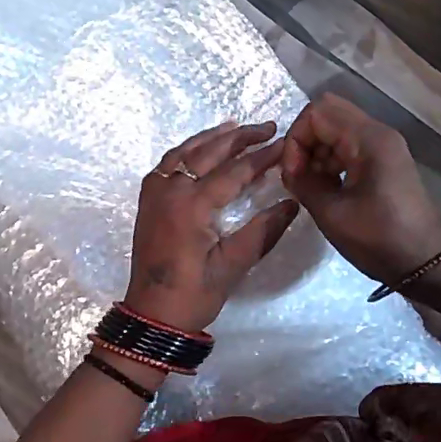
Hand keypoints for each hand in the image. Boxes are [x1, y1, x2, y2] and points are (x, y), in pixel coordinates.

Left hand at [124, 121, 301, 332]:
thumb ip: (263, 230)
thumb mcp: (233, 265)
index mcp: (192, 205)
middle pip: (209, 152)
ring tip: (237, 127)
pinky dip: (188, 149)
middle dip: (240, 137)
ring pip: (185, 152)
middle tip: (268, 128)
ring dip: (213, 137)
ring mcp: (155, 192)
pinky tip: (202, 148)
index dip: (263, 157)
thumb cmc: (194, 294)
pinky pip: (168, 162)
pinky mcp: (148, 200)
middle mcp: (170, 190)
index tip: (285, 145)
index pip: (235, 171)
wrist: (152, 314)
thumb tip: (292, 203)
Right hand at [280, 95, 440, 284]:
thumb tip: (289, 171)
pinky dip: (331, 160)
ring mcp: (383, 145)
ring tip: (310, 186)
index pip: (317, 113)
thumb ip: (303, 183)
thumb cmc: (378, 238)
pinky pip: (348, 145)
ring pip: (337, 128)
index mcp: (369, 140)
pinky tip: (326, 188)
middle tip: (298, 175)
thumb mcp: (331, 214)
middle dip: (304, 141)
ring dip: (316, 152)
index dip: (296, 140)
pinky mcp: (384, 160)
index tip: (293, 173)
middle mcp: (378, 133)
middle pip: (328, 113)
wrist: (423, 261)